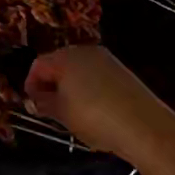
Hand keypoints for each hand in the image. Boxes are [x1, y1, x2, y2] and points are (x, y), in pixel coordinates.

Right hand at [25, 45, 174, 156]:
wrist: (142, 124)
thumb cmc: (94, 117)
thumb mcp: (62, 114)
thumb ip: (44, 103)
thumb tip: (35, 99)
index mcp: (65, 57)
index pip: (38, 64)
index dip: (31, 84)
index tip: (32, 105)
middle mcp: (84, 50)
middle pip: (59, 63)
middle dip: (51, 84)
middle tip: (49, 109)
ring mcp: (105, 58)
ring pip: (78, 68)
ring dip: (69, 86)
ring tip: (71, 112)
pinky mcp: (120, 69)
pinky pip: (95, 74)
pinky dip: (88, 87)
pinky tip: (93, 110)